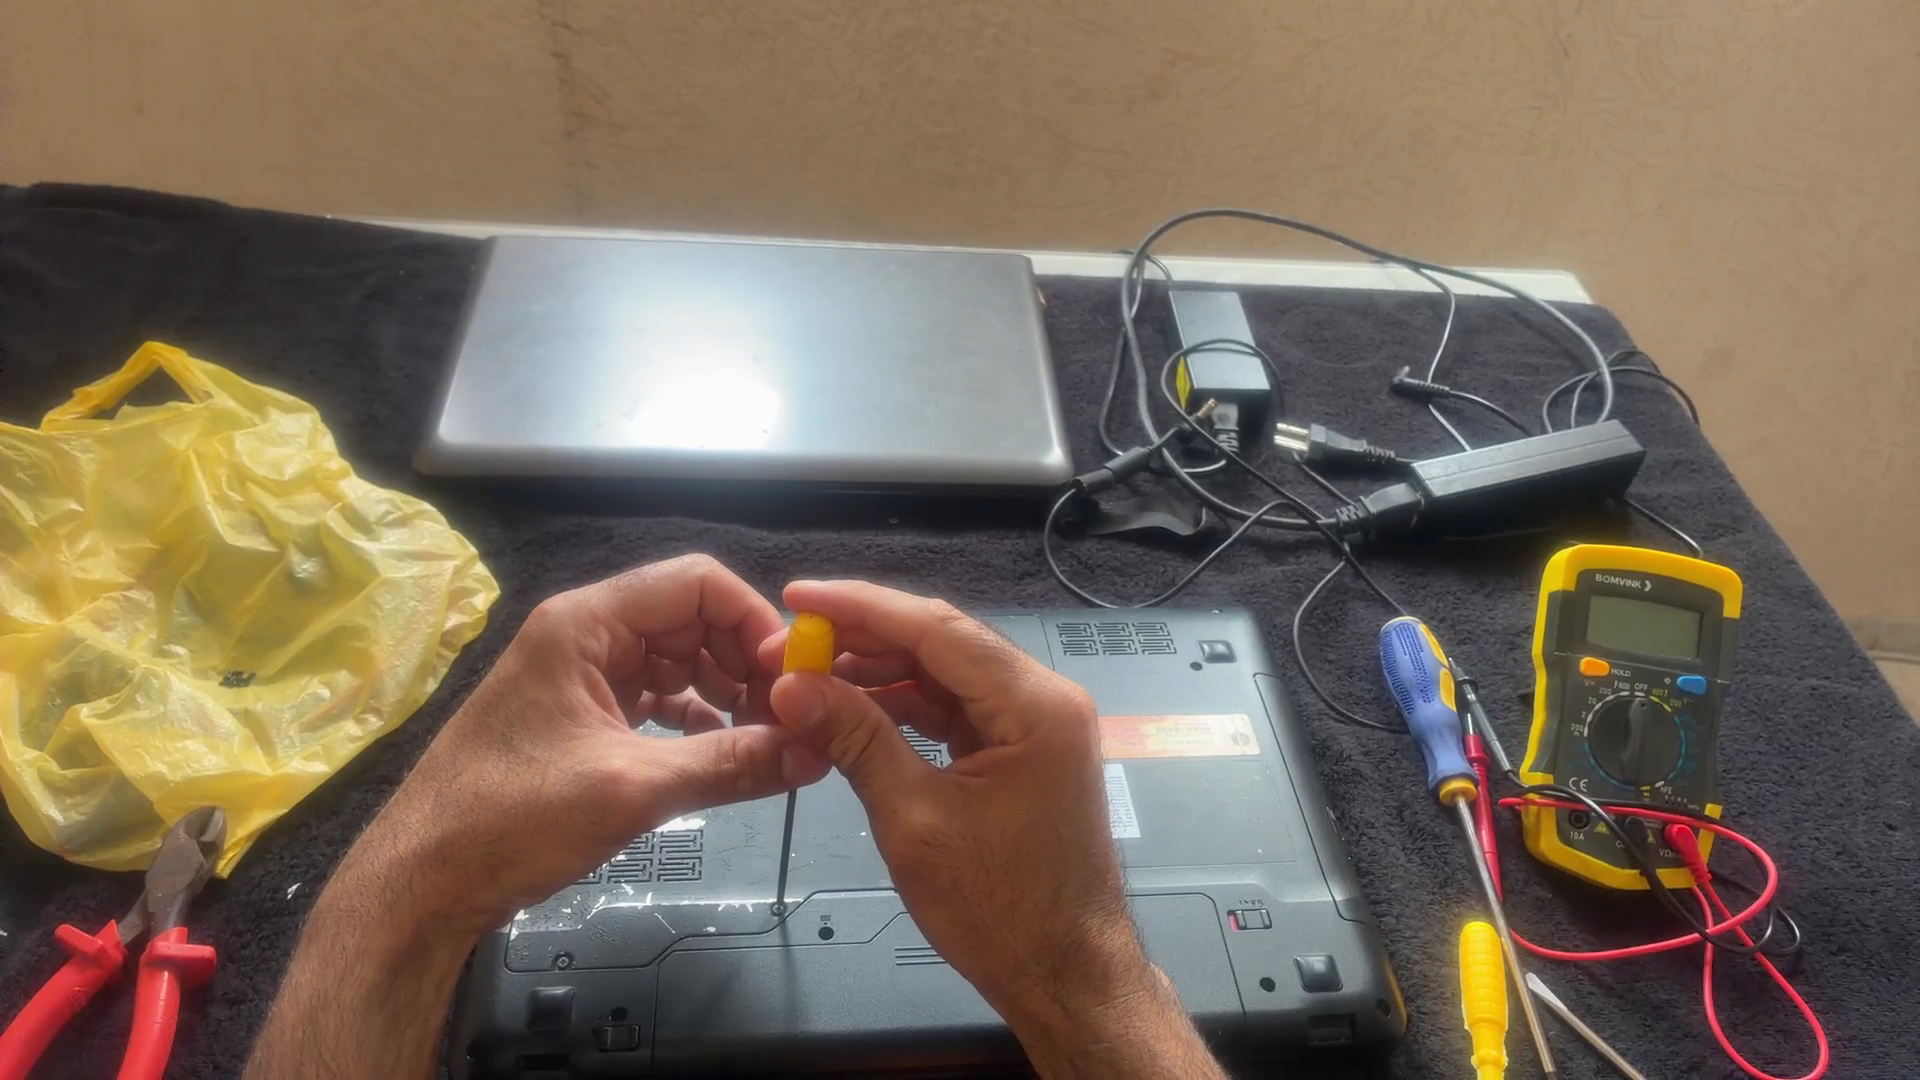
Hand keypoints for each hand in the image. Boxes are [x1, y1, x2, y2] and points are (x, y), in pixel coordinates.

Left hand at [370, 554, 831, 929]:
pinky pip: (665, 695)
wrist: (418, 891)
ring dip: (729, 691)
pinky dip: (702, 717)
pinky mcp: (591, 712)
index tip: (790, 670)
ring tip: (767, 733)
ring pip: (685, 658)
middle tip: (789, 711)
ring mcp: (590, 674)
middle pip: (696, 619)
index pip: (696, 582)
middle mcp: (591, 635)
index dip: (752, 617)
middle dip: (747, 661)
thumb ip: (732, 764)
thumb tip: (815, 757)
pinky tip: (726, 748)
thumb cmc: (509, 823)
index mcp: (588, 623)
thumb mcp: (631, 788)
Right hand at [762, 581, 1220, 1075]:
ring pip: (947, 672)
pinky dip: (907, 704)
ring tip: (815, 674)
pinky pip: (957, 705)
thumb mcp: (915, 820)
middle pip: (944, 642)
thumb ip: (856, 739)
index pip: (937, 629)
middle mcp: (1044, 696)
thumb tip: (793, 686)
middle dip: (866, 638)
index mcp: (1035, 704)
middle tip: (796, 641)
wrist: (1066, 976)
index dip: (862, 607)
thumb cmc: (1000, 911)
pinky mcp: (1022, 743)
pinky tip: (857, 705)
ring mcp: (1036, 719)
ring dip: (883, 671)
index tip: (801, 594)